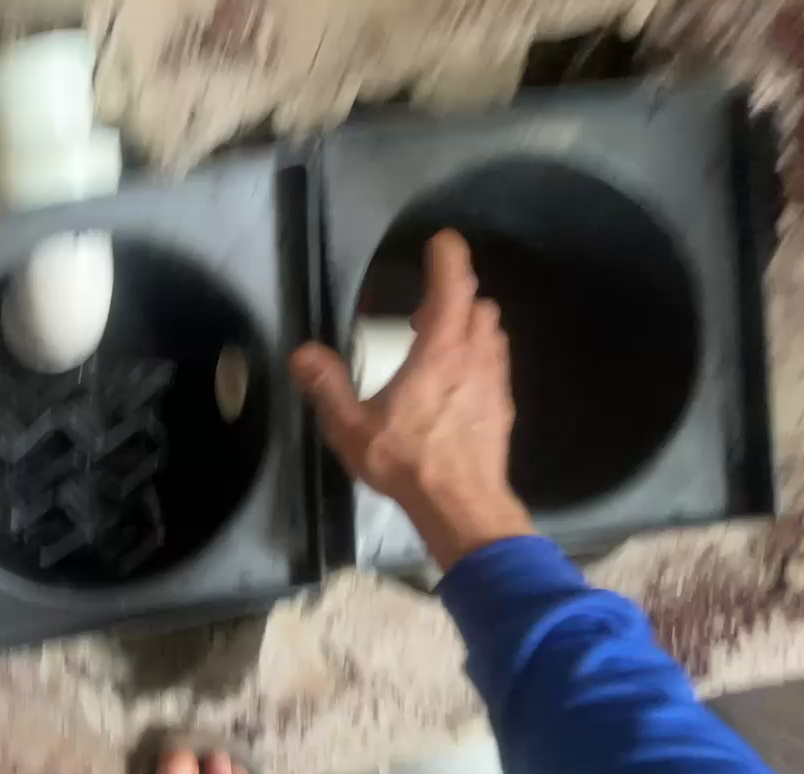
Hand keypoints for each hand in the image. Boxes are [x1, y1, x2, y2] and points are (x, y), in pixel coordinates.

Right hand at [289, 229, 534, 569]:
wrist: (460, 503)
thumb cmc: (405, 462)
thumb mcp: (350, 427)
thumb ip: (326, 386)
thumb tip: (302, 353)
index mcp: (438, 355)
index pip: (452, 290)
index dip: (448, 260)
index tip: (441, 241)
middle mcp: (474, 359)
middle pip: (477, 307)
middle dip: (455, 296)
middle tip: (422, 307)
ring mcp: (493, 382)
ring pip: (491, 333)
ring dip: (468, 325)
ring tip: (436, 341)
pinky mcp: (501, 406)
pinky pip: (494, 363)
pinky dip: (476, 354)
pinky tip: (453, 381)